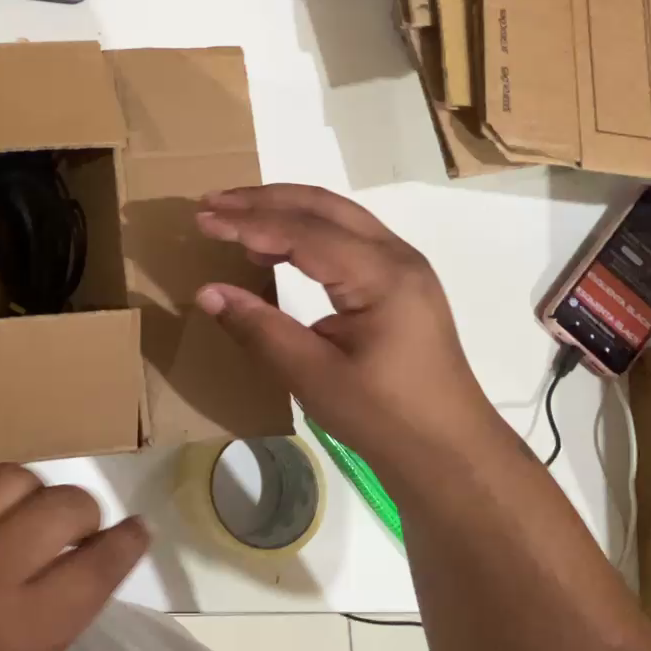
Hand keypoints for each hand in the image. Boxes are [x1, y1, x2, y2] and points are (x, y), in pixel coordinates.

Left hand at [0, 464, 147, 650]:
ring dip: (40, 495)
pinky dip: (0, 483)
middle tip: (76, 533)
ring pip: (22, 477)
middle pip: (65, 507)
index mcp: (24, 627)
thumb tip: (106, 548)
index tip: (138, 529)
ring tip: (32, 517)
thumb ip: (70, 607)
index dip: (127, 542)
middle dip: (85, 516)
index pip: (96, 565)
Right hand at [193, 185, 507, 465]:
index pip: (303, 232)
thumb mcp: (312, 375)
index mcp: (381, 276)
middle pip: (322, 207)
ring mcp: (401, 267)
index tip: (202, 221)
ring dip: (283, 210)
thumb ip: (258, 328)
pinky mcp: (397, 283)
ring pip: (336, 216)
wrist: (448, 450)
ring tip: (233, 216)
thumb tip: (207, 291)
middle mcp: (396, 257)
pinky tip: (272, 250)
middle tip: (211, 203)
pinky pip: (344, 238)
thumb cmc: (382, 415)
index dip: (248, 223)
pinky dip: (302, 232)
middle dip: (263, 200)